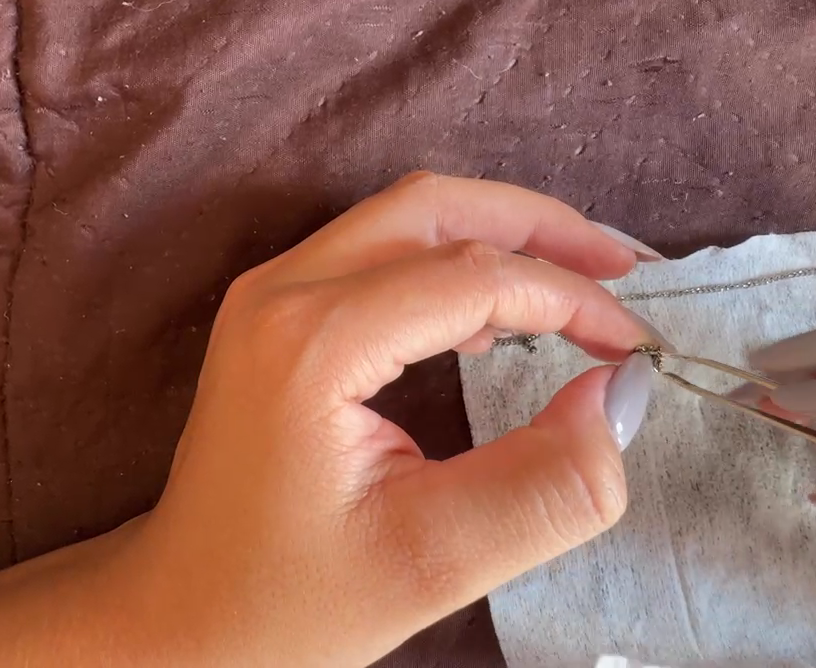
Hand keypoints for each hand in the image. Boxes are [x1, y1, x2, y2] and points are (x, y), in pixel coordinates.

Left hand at [117, 172, 658, 664]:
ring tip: (572, 277)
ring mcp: (268, 289)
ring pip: (399, 217)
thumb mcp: (433, 560)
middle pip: (428, 207)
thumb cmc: (288, 599)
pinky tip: (491, 311)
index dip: (568, 296)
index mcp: (312, 340)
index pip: (469, 276)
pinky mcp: (271, 307)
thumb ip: (547, 483)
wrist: (180, 607)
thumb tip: (621, 392)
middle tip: (618, 265)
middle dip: (533, 223)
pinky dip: (444, 259)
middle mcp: (281, 287)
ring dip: (490, 231)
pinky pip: (371, 250)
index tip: (636, 345)